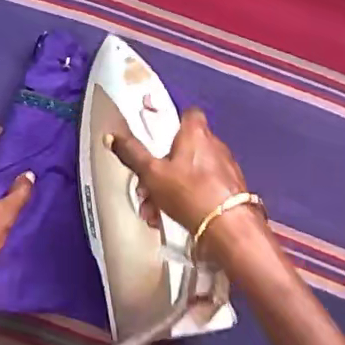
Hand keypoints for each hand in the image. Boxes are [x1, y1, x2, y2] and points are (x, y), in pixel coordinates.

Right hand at [107, 108, 257, 254]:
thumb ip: (132, 154)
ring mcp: (226, 169)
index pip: (189, 113)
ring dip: (171, 188)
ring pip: (192, 171)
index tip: (158, 137)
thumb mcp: (151, 173)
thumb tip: (111, 136)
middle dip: (162, 167)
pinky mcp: (233, 192)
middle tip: (147, 187)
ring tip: (155, 212)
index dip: (173, 122)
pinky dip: (189, 199)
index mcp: (196, 133)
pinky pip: (205, 188)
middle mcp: (215, 145)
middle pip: (184, 147)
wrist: (231, 231)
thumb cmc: (189, 192)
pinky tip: (174, 219)